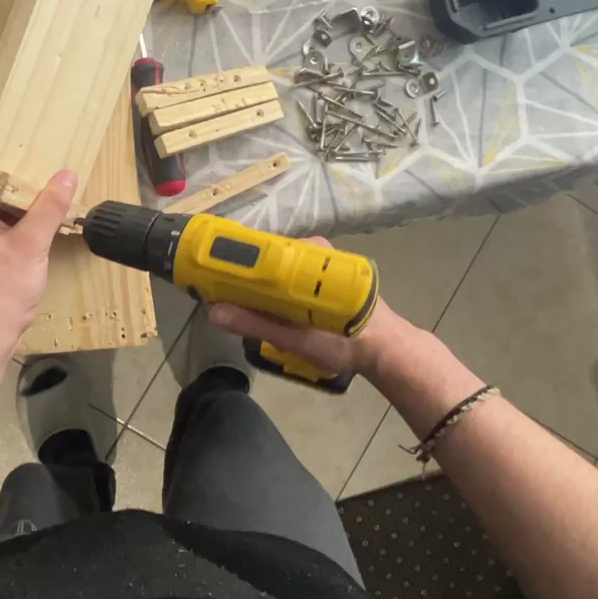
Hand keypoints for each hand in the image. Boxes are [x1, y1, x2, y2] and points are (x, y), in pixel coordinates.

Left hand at [0, 170, 76, 389]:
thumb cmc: (0, 291)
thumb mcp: (31, 245)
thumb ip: (49, 208)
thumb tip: (68, 174)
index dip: (20, 164)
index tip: (48, 156)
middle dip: (27, 188)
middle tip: (59, 174)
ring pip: (0, 213)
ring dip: (26, 210)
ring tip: (57, 195)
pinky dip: (19, 229)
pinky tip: (43, 226)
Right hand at [205, 238, 415, 383]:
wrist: (386, 349)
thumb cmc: (344, 340)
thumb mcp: (297, 337)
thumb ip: (256, 323)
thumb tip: (214, 311)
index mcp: (309, 254)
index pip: (261, 249)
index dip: (233, 263)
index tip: (211, 278)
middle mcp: (313, 250)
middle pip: (266, 260)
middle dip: (244, 279)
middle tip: (225, 301)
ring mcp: (320, 262)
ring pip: (277, 269)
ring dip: (258, 287)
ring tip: (241, 308)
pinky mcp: (323, 276)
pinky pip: (290, 276)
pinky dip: (274, 290)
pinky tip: (267, 309)